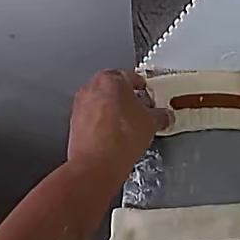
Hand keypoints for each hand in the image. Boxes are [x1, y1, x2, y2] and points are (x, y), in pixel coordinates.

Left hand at [67, 69, 170, 184]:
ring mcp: (81, 105)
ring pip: (101, 101)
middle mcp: (92, 88)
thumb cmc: (121, 138)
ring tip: (128, 124)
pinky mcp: (75, 123)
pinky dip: (103, 122)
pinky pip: (92, 117)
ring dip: (113, 109)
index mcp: (112, 80)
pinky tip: (114, 135)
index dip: (142, 85)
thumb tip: (163, 117)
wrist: (98, 164)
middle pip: (113, 87)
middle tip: (139, 108)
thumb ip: (160, 115)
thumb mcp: (152, 123)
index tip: (146, 91)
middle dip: (126, 96)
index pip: (130, 75)